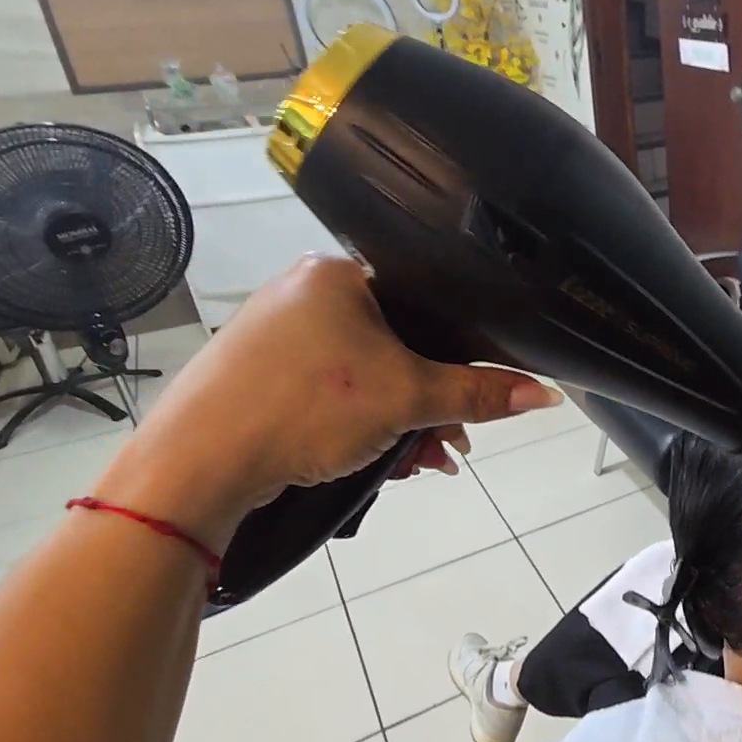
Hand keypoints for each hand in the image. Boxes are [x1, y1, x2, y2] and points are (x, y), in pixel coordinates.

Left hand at [92, 255, 560, 546]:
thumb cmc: (303, 409)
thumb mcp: (406, 398)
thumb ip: (478, 393)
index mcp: (338, 274)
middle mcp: (306, 292)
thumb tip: (546, 395)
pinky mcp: (262, 372)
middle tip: (452, 443)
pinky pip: (337, 390)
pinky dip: (367, 424)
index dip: (461, 351)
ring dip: (405, 421)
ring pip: (370, 374)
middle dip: (433, 402)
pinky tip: (385, 461)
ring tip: (423, 462)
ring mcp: (279, 333)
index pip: (426, 301)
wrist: (195, 467)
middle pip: (402, 344)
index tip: (476, 395)